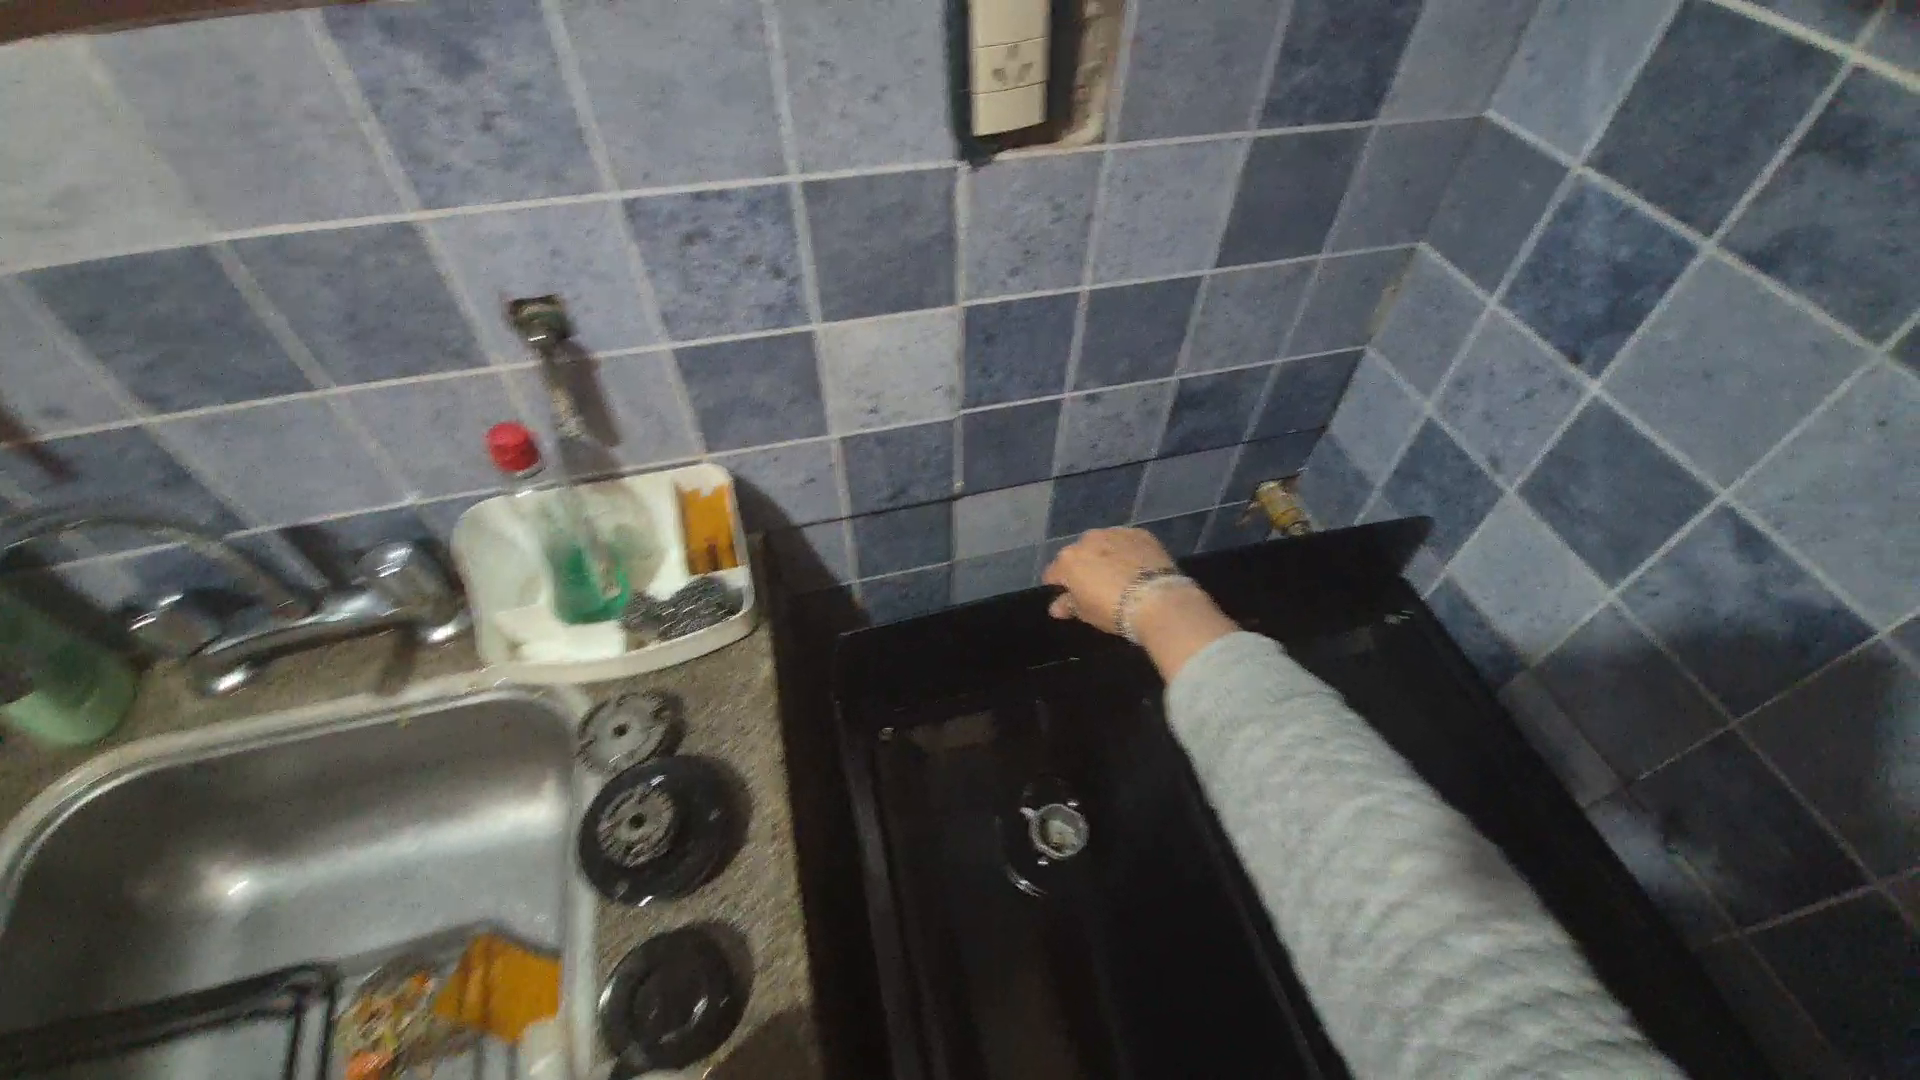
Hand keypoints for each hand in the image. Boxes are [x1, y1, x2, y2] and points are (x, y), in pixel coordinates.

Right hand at [1043, 528, 1238, 679]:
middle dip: (1083, 567)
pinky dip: (1127, 551)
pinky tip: (1137, 566)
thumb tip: (1056, 607)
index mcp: (1068, 560)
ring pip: (1102, 543)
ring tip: (1119, 574)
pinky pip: (1126, 541)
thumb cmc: (1113, 610)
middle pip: (1078, 554)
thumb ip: (1068, 605)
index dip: (1058, 585)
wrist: (1157, 600)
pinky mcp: (1140, 534)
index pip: (1053, 573)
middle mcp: (1087, 540)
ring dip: (1105, 555)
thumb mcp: (1086, 613)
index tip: (1067, 597)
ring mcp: (1114, 533)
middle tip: (1096, 586)